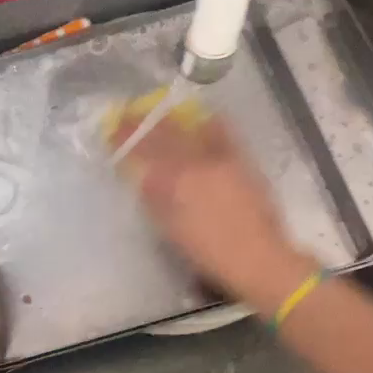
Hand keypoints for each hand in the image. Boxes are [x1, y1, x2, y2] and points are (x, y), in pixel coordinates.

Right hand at [111, 112, 313, 311]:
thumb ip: (155, 199)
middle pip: (165, 134)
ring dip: (172, 120)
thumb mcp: (172, 229)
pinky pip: (224, 135)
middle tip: (129, 115)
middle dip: (144, 123)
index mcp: (176, 180)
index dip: (126, 138)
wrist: (259, 259)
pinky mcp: (243, 162)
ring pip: (191, 130)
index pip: (143, 151)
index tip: (113, 130)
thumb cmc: (210, 252)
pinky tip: (204, 118)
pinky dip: (211, 124)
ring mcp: (222, 159)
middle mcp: (197, 162)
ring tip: (160, 113)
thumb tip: (142, 177)